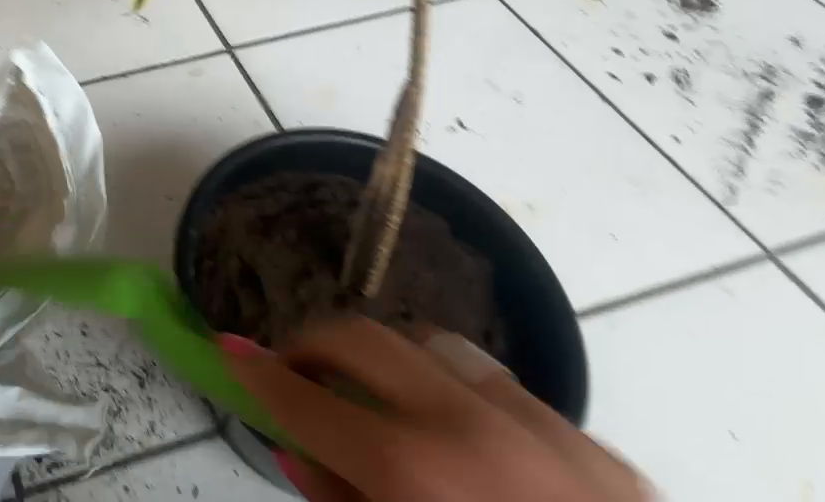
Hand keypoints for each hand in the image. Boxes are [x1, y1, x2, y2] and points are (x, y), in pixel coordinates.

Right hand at [222, 318, 646, 501]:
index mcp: (413, 473)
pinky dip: (461, 394)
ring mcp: (541, 430)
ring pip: (436, 347)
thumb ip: (337, 501)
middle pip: (363, 338)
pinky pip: (507, 390)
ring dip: (390, 360)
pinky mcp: (596, 448)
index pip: (305, 399)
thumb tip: (296, 445)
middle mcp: (473, 430)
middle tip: (296, 371)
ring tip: (378, 395)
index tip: (228, 346)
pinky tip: (461, 434)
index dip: (257, 370)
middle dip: (314, 343)